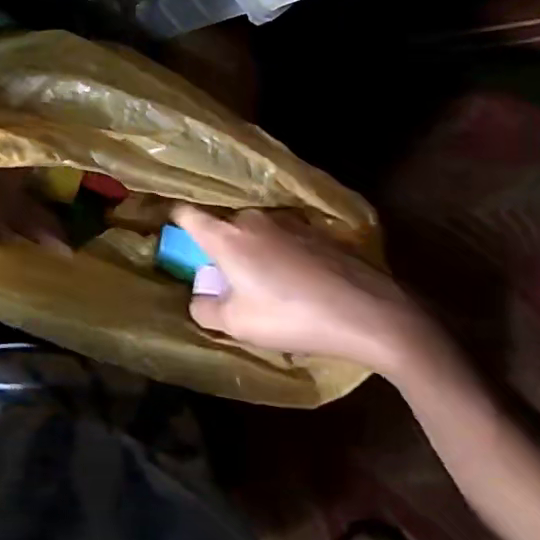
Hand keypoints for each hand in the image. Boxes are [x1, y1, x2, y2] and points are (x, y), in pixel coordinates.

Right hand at [174, 206, 446, 376]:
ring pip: (253, 230)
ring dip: (250, 249)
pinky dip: (277, 252)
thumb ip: (206, 310)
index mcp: (226, 236)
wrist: (369, 312)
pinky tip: (293, 280)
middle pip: (222, 225)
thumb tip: (198, 299)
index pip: (186, 214)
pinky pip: (281, 236)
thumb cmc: (293, 316)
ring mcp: (286, 221)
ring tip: (262, 281)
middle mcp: (251, 219)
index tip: (170, 235)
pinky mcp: (314, 230)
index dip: (173, 221)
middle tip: (222, 276)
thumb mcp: (239, 325)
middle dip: (217, 245)